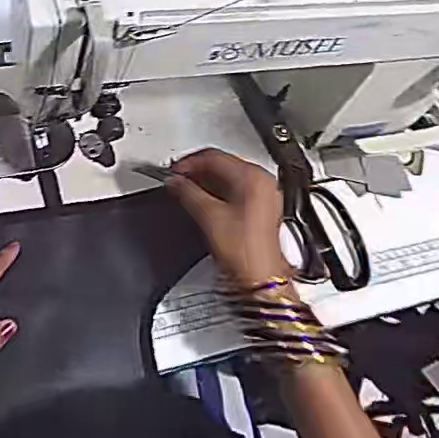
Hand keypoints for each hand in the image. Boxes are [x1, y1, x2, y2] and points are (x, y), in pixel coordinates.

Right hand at [166, 148, 289, 286]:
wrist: (261, 280)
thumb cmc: (245, 253)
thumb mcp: (208, 216)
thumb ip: (187, 193)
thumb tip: (175, 182)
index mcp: (252, 177)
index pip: (214, 157)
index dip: (189, 163)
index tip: (174, 171)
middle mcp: (263, 182)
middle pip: (223, 165)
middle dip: (197, 171)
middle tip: (178, 179)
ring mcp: (265, 195)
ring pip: (229, 177)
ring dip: (206, 182)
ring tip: (186, 190)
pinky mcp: (262, 209)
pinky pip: (236, 190)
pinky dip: (217, 192)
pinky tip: (203, 201)